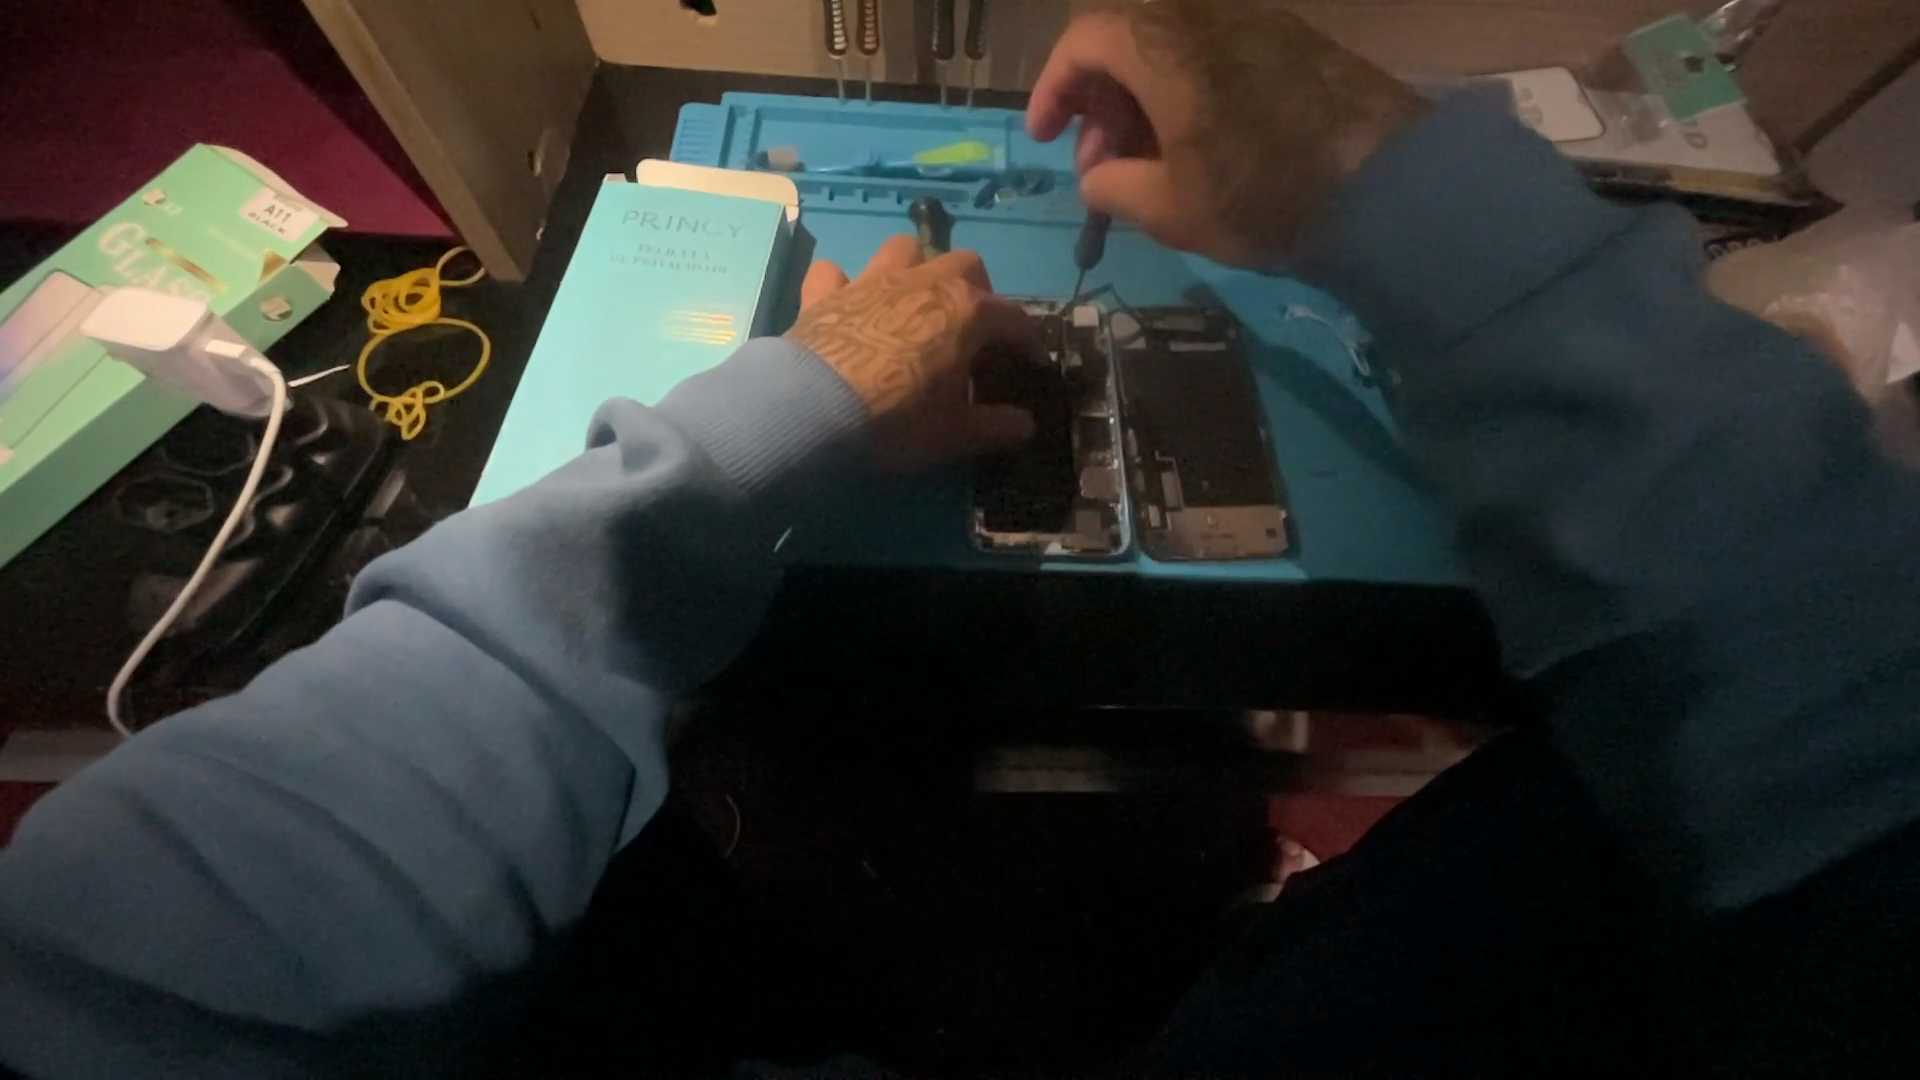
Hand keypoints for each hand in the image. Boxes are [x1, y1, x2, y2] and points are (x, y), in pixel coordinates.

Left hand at [788, 234, 1043, 469]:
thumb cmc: (896, 420)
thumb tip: (1026, 424)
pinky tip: (846, 303)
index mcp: (965, 312)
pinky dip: (844, 284)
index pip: (1013, 318)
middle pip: (965, 265)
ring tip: (916, 302)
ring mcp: (870, 281)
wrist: (811, 411)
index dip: (1029, 342)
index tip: (1034, 364)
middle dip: (978, 291)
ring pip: (904, 250)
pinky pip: (835, 273)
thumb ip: (995, 426)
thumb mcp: (954, 434)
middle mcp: (923, 283)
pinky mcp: (824, 294)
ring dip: (916, 269)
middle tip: (974, 329)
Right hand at [1026, 1, 1428, 268]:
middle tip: (1097, 165)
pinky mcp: (1288, 46)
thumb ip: (1111, 187)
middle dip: (1096, 103)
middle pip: (1125, 42)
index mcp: (1167, 53)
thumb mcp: (1166, 210)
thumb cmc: (1259, 199)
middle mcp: (1206, 22)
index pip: (1086, 39)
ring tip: (1142, 167)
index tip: (1044, 137)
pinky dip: (1182, 98)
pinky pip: (1211, 59)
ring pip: (1168, 52)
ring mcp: (1253, 28)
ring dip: (1138, 105)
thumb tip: (1095, 175)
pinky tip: (1191, 149)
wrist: (1380, 189)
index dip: (1053, 86)